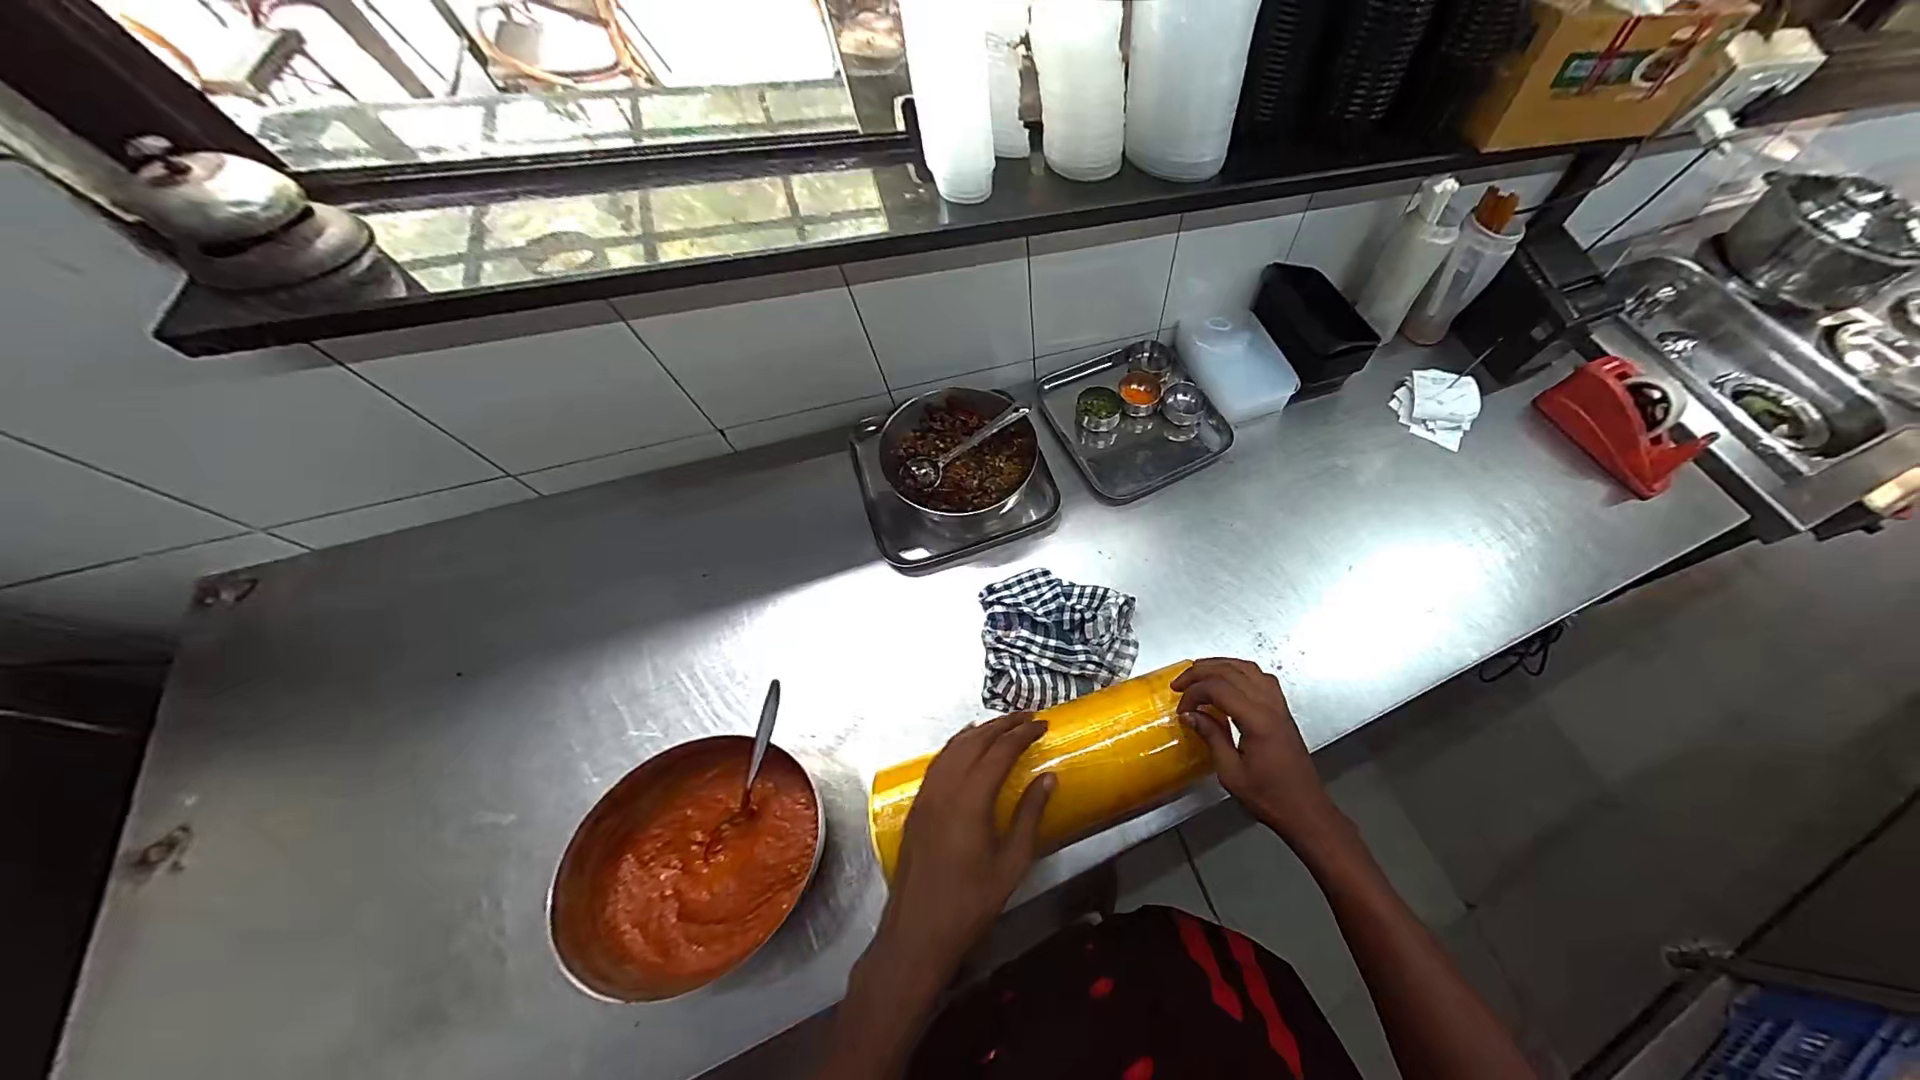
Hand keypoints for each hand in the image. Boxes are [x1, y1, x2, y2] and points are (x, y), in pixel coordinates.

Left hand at [876, 712, 1054, 975]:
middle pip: (974, 742)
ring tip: (1002, 725)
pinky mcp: (917, 806)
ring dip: (978, 732)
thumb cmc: (971, 903)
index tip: (1043, 724)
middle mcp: (944, 789)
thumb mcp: (1012, 863)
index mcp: (969, 800)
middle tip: (1027, 717)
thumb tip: (1048, 779)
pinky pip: (938, 762)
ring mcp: (926, 795)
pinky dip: (956, 746)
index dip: (1022, 734)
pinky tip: (966, 747)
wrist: (917, 931)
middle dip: (1002, 724)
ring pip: (952, 748)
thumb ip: (1030, 816)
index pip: (999, 752)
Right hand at [1173, 658, 1343, 847]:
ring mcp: (1279, 707)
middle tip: (1180, 684)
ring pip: (1247, 668)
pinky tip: (1226, 681)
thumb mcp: (1230, 772)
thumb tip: (1190, 715)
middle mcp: (1271, 707)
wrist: (1305, 811)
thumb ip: (1211, 737)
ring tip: (1198, 675)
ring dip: (1219, 666)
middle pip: (1231, 671)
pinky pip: (1260, 678)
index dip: (1194, 693)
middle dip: (1200, 673)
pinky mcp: (1283, 711)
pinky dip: (1239, 672)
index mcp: (1258, 721)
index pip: (1218, 688)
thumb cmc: (1269, 797)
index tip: (1182, 710)